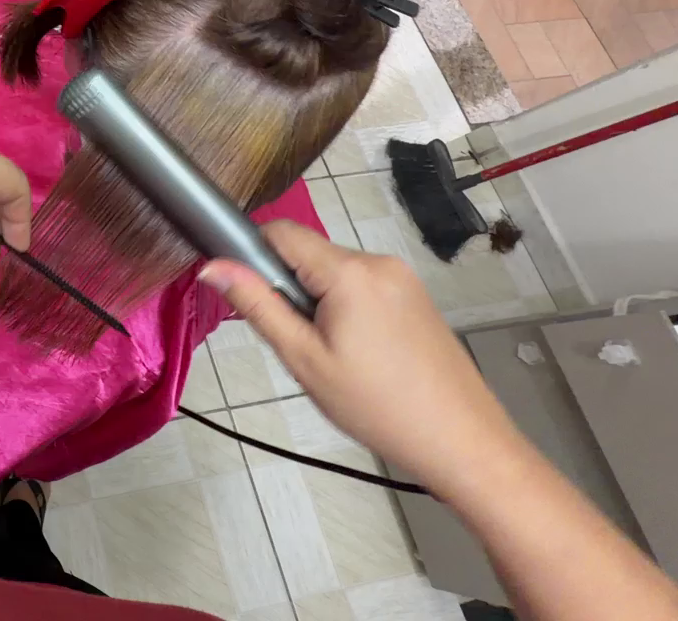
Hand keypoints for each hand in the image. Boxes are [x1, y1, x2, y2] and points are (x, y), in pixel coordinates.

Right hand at [199, 221, 523, 495]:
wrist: (467, 446)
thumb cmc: (376, 406)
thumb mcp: (303, 358)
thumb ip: (255, 304)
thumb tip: (211, 265)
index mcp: (349, 271)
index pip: (280, 231)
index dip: (253, 254)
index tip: (250, 296)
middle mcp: (378, 262)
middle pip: (306, 251)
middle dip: (287, 283)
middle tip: (294, 338)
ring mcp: (402, 277)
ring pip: (331, 269)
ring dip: (314, 296)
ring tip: (326, 350)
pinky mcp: (414, 295)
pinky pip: (358, 283)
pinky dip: (341, 304)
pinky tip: (354, 349)